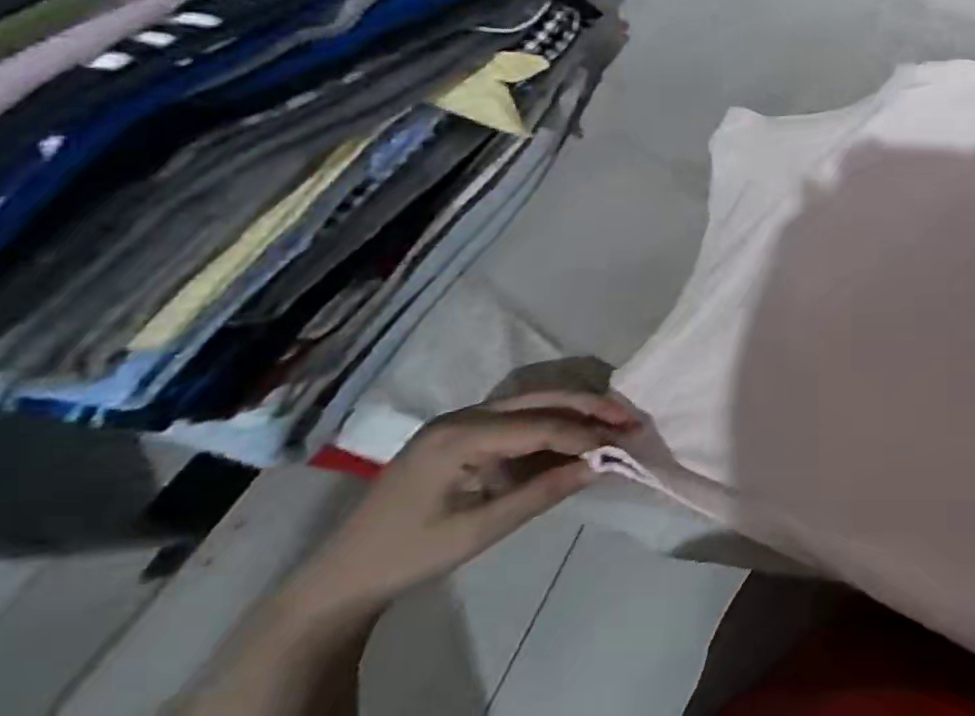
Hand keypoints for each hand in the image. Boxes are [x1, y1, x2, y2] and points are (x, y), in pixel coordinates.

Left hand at [292, 391, 637, 613]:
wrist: (343, 575)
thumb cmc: (411, 553)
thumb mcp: (481, 529)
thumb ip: (543, 492)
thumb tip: (601, 466)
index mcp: (460, 435)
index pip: (539, 425)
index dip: (585, 435)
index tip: (623, 446)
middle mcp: (462, 415)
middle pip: (539, 399)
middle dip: (589, 407)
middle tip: (631, 417)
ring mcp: (459, 421)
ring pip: (530, 402)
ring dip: (573, 410)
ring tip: (613, 421)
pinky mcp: (460, 433)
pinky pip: (515, 417)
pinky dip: (550, 423)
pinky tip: (573, 435)